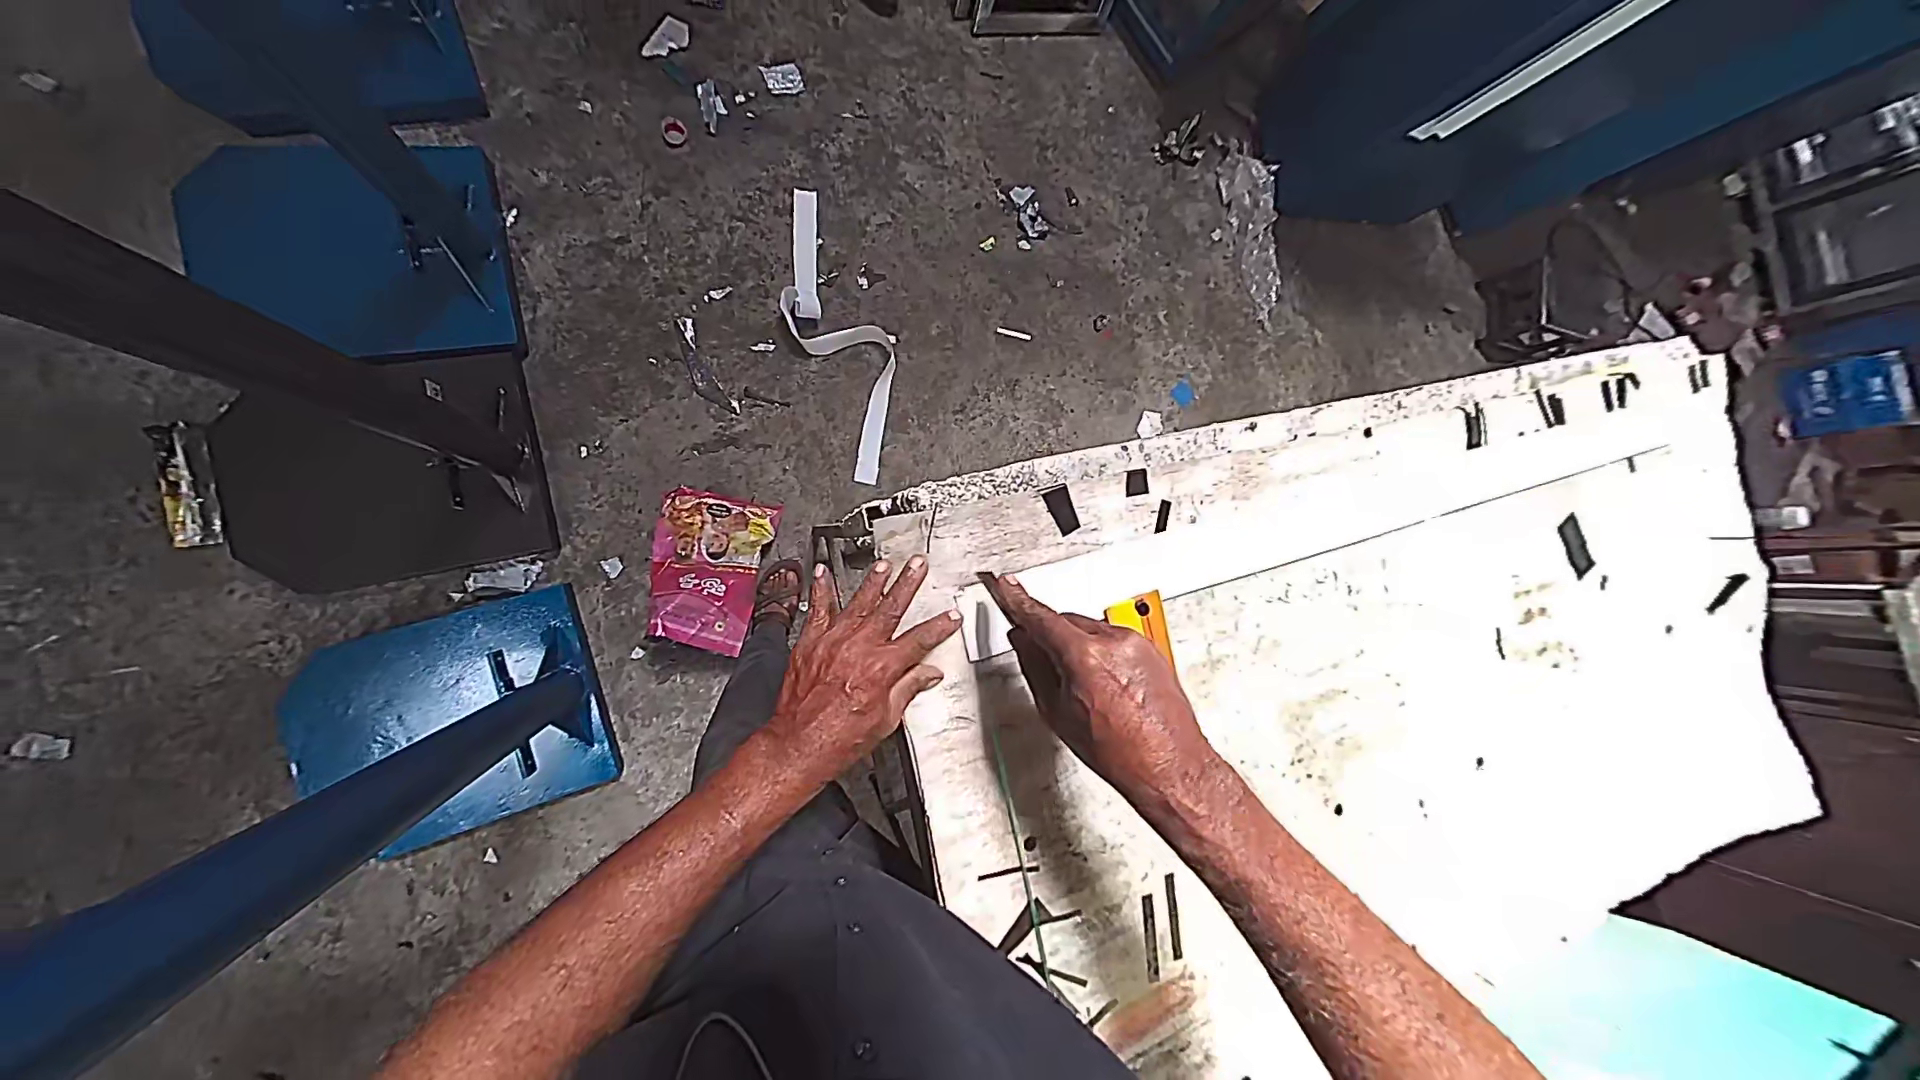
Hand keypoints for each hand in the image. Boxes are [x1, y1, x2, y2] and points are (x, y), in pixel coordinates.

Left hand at [768, 557, 959, 774]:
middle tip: (918, 565)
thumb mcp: (886, 719)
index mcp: (882, 668)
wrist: (799, 745)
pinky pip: (817, 610)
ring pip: (858, 603)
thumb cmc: (839, 738)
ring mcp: (833, 642)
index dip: (939, 626)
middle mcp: (858, 648)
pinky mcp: (810, 643)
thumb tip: (928, 674)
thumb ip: (907, 688)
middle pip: (891, 609)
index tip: (950, 616)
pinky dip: (821, 590)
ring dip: (874, 581)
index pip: (919, 639)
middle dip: (908, 584)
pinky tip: (822, 573)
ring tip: (884, 565)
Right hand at [981, 573, 1219, 804]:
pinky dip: (1100, 653)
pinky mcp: (1149, 648)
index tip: (1004, 585)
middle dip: (1051, 637)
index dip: (1016, 599)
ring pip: (1089, 629)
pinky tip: (1103, 685)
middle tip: (1043, 662)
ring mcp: (1135, 643)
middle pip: (1066, 621)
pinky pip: (1112, 638)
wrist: (1169, 765)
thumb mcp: (1059, 712)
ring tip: (1084, 689)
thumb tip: (1023, 641)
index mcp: (1085, 656)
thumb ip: (1035, 667)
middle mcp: (1113, 642)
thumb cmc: (1121, 751)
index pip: (1041, 618)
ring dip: (1078, 647)